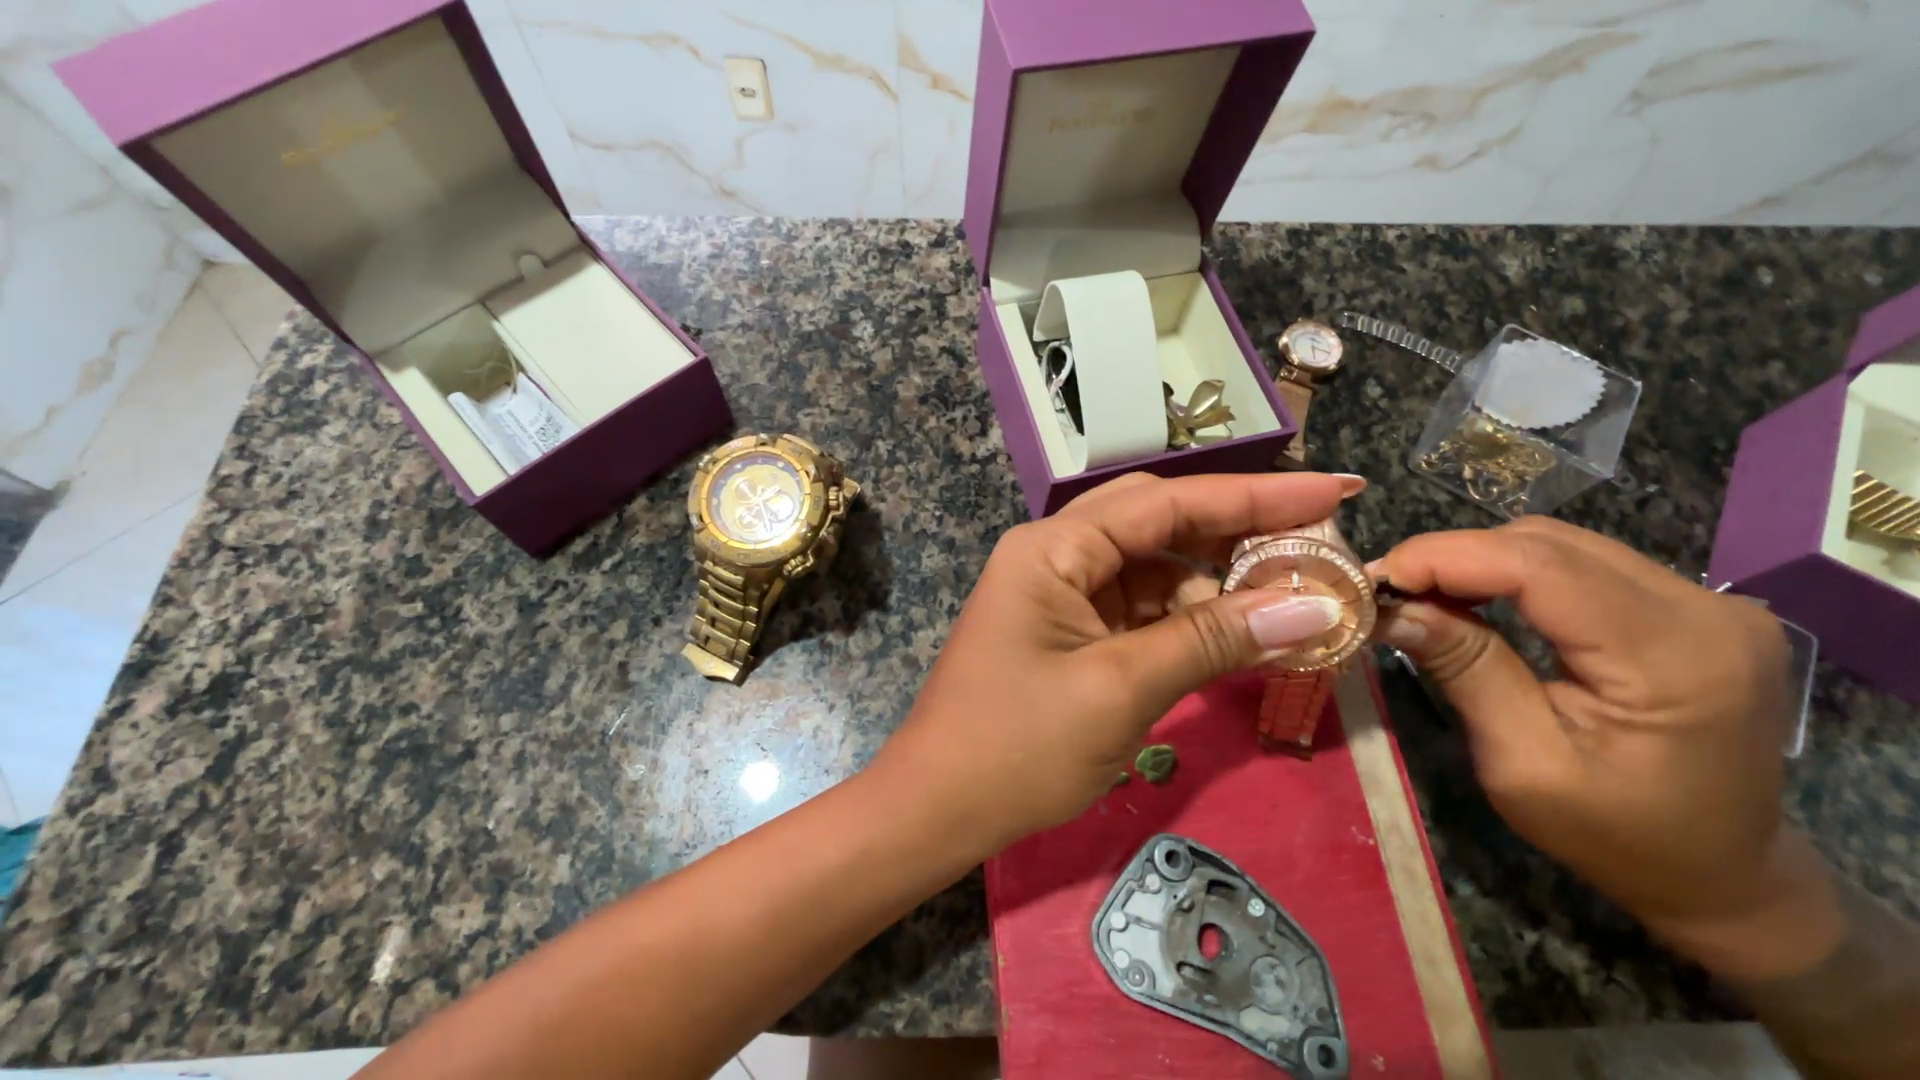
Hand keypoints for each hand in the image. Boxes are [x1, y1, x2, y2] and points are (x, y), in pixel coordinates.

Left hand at [876, 472, 1364, 851]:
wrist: (937, 810)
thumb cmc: (1019, 746)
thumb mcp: (1122, 689)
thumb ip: (1214, 640)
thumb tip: (1312, 608)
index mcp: (1054, 548)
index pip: (1167, 502)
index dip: (1256, 495)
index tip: (1334, 489)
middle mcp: (1055, 555)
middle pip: (1160, 523)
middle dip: (1238, 531)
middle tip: (1319, 540)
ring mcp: (1060, 595)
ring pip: (1154, 569)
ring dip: (1218, 583)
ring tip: (1293, 597)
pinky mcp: (1069, 635)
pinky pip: (1140, 610)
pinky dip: (1189, 620)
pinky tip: (1241, 633)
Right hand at [1375, 517, 1840, 977]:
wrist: (1722, 874)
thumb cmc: (1615, 836)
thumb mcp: (1523, 765)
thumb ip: (1467, 671)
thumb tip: (1394, 607)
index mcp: (1671, 658)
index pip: (1540, 567)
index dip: (1446, 557)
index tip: (1374, 576)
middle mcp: (1707, 611)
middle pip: (1551, 546)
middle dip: (1457, 558)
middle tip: (1390, 591)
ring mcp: (1714, 604)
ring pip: (1567, 546)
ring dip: (1486, 562)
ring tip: (1426, 595)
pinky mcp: (1703, 608)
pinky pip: (1592, 565)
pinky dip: (1524, 574)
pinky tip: (1485, 598)